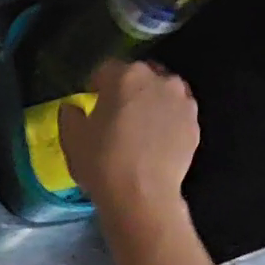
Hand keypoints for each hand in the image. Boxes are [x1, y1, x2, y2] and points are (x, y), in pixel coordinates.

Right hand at [59, 60, 199, 212]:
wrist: (142, 195)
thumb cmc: (102, 164)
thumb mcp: (72, 141)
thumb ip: (70, 117)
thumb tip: (72, 107)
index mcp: (125, 78)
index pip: (105, 69)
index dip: (94, 84)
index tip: (89, 99)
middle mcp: (159, 80)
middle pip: (138, 76)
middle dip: (125, 90)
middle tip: (113, 114)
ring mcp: (182, 100)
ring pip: (161, 93)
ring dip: (148, 103)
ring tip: (137, 128)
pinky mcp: (194, 123)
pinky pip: (175, 114)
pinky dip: (165, 121)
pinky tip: (153, 143)